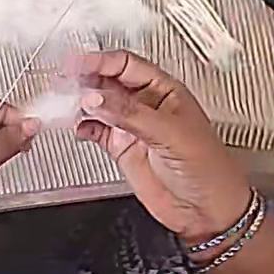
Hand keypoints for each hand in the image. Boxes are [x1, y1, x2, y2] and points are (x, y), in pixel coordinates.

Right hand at [73, 50, 251, 244]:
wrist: (207, 211)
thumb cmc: (208, 169)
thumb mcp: (170, 134)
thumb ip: (130, 114)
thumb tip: (96, 98)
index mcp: (164, 91)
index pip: (126, 65)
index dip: (100, 61)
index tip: (77, 64)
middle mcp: (145, 105)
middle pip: (107, 82)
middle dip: (85, 80)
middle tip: (64, 83)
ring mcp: (131, 127)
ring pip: (98, 105)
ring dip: (80, 103)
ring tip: (66, 105)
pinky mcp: (121, 148)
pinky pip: (95, 130)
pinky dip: (82, 127)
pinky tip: (78, 128)